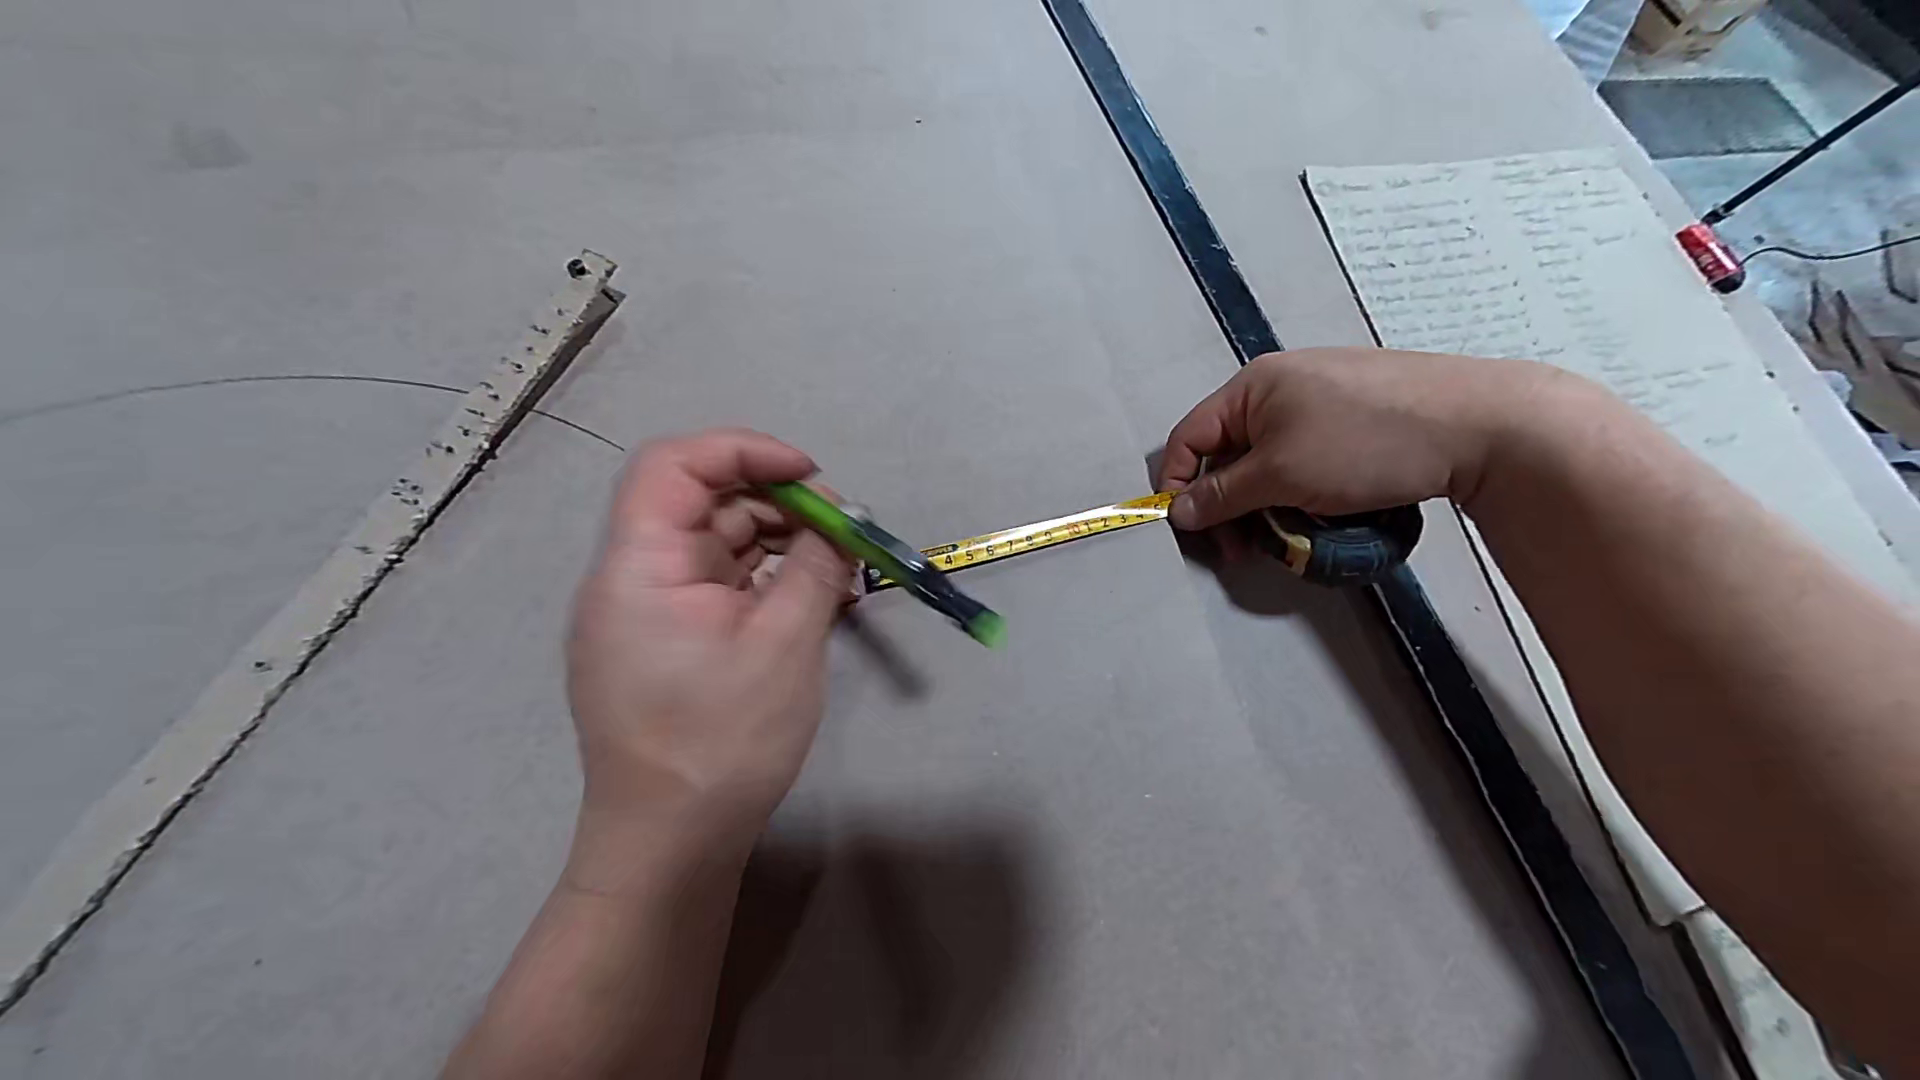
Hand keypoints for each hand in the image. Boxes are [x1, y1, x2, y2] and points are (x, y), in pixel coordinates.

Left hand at [565, 430, 852, 868]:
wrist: (671, 844)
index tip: (811, 474)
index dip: (744, 450)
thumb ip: (815, 569)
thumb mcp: (786, 645)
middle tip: (841, 527)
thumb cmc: (723, 742)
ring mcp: (650, 610)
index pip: (675, 465)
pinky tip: (809, 593)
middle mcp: (634, 577)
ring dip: (777, 540)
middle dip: (776, 500)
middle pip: (701, 501)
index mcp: (640, 566)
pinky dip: (765, 577)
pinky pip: (721, 583)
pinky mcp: (671, 639)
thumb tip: (838, 526)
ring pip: (716, 543)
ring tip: (836, 564)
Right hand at [1155, 347, 1573, 528]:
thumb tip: (1177, 511)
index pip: (1188, 438)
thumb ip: (1221, 495)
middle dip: (1228, 505)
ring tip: (1288, 534)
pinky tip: (1318, 510)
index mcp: (1251, 387)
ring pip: (1264, 462)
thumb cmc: (1366, 443)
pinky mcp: (1352, 417)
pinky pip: (1300, 458)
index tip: (1190, 530)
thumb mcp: (1281, 475)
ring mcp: (1318, 400)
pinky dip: (1297, 489)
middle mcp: (1278, 387)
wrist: (1486, 425)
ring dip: (1264, 504)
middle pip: (1226, 454)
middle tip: (1243, 548)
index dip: (1178, 485)